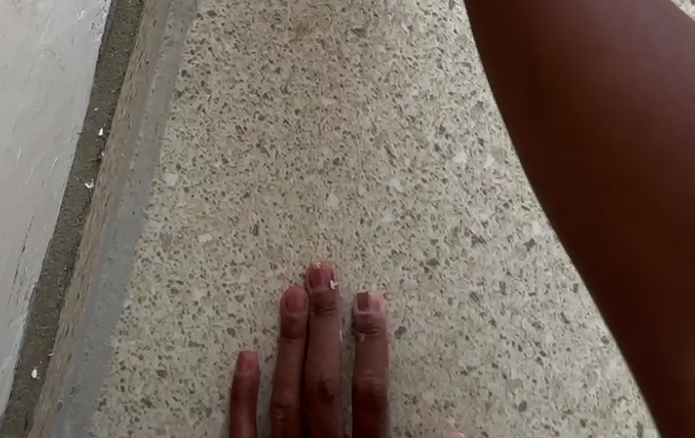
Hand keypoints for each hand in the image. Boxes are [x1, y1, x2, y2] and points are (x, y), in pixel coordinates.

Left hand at [227, 261, 457, 437]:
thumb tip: (452, 431)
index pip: (370, 401)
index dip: (372, 347)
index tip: (371, 299)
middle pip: (324, 389)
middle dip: (326, 327)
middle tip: (326, 273)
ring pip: (284, 400)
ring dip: (289, 343)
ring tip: (292, 292)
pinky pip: (241, 437)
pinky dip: (241, 395)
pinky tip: (245, 354)